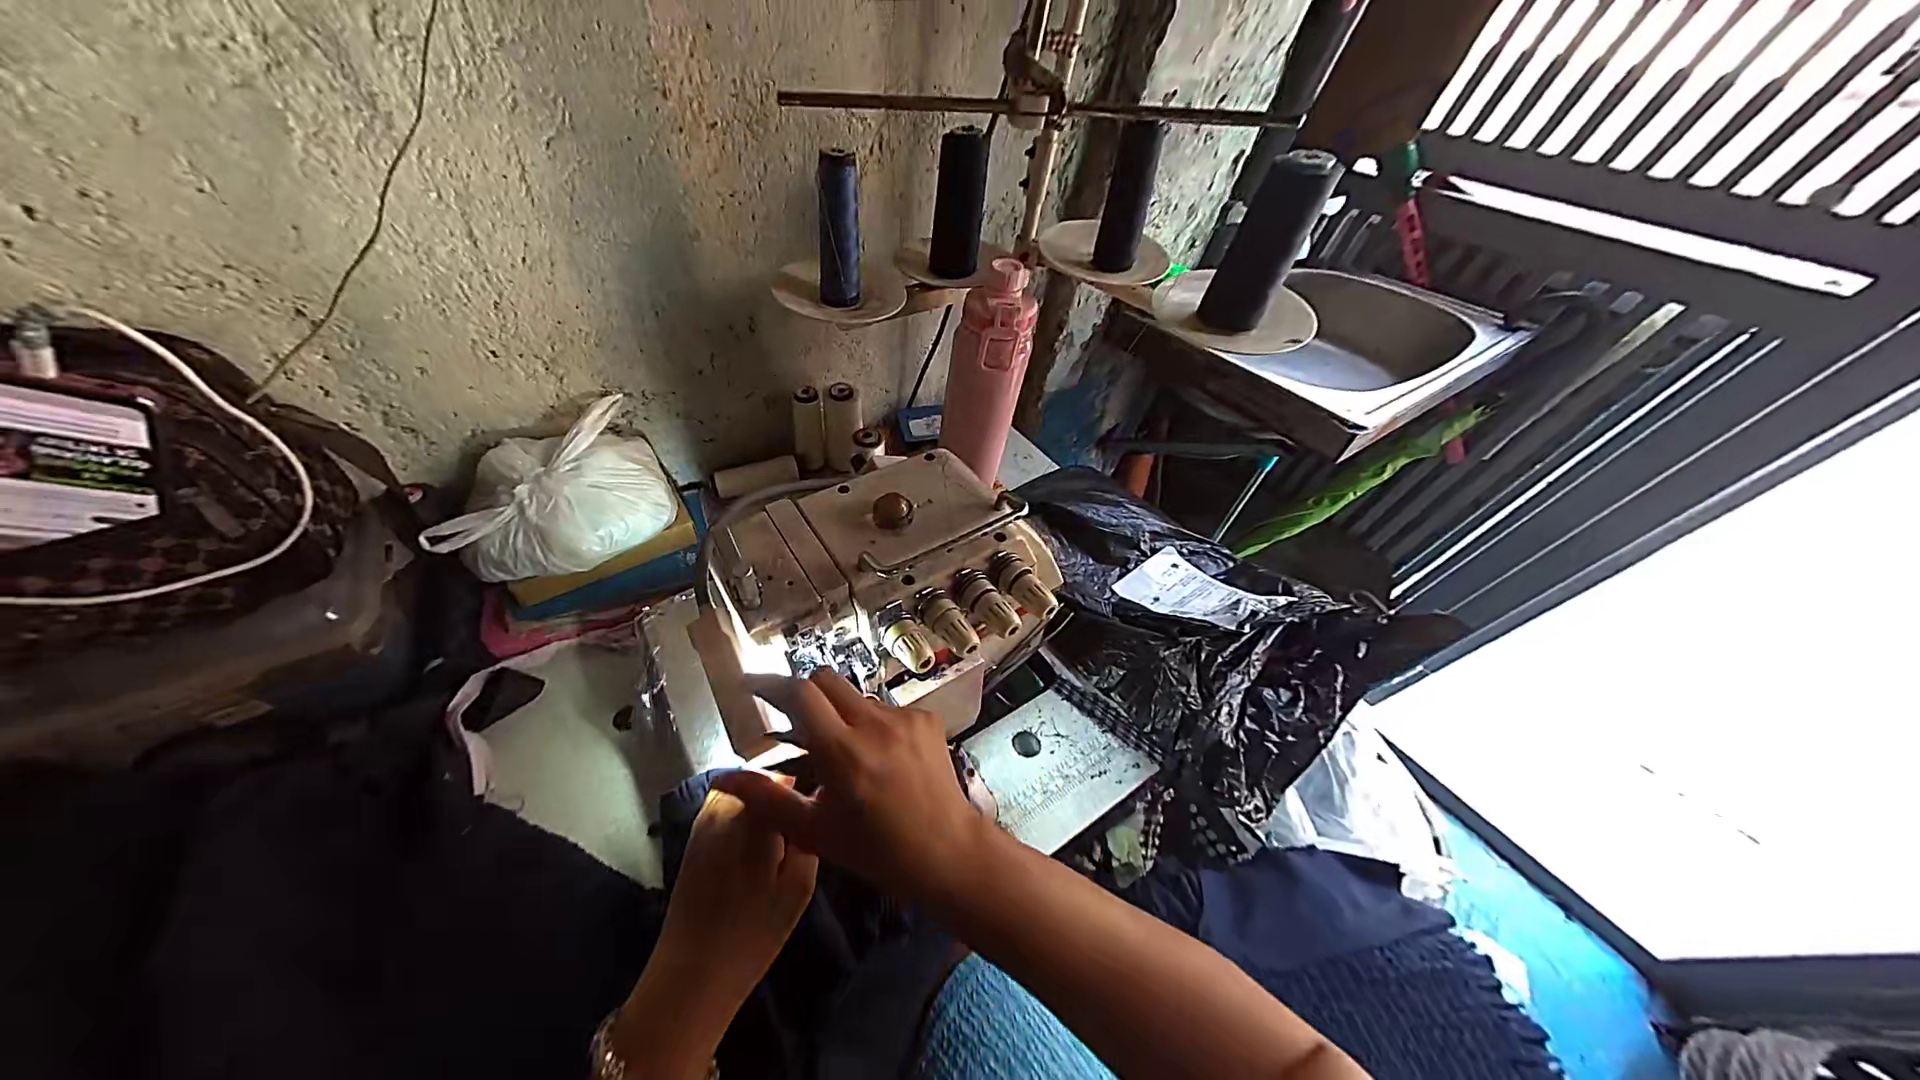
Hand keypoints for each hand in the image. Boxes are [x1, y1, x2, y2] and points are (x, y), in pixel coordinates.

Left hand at [658, 784, 817, 992]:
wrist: (693, 972)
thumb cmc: (754, 932)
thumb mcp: (800, 885)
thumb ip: (808, 835)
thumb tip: (809, 809)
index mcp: (754, 817)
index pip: (784, 770)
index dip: (806, 773)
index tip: (821, 788)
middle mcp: (725, 808)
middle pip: (761, 775)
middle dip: (783, 784)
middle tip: (805, 805)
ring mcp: (704, 821)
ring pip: (742, 789)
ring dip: (762, 795)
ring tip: (783, 818)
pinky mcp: (693, 838)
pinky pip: (725, 805)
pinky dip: (744, 809)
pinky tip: (758, 836)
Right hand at [713, 671, 992, 903]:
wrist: (946, 849)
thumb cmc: (876, 848)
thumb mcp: (814, 830)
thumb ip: (766, 799)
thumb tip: (722, 777)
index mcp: (843, 752)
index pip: (800, 693)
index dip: (771, 684)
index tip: (753, 685)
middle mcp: (875, 724)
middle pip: (826, 679)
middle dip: (805, 692)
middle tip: (797, 718)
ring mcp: (905, 717)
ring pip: (857, 696)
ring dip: (842, 713)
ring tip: (846, 752)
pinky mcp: (927, 718)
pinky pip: (888, 709)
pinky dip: (874, 725)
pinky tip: (881, 757)